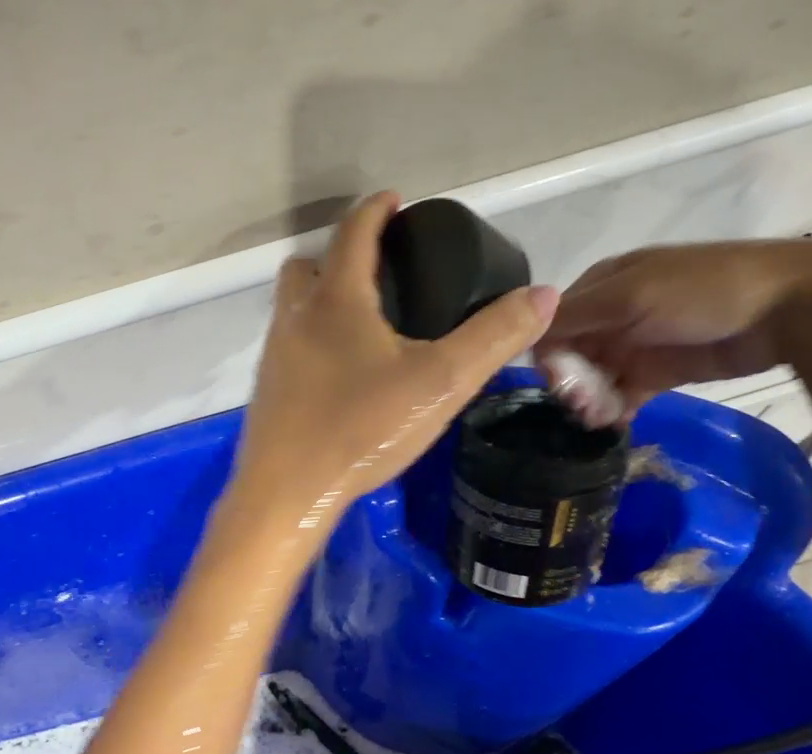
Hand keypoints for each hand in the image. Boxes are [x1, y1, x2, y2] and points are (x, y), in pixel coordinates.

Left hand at [226, 191, 558, 531]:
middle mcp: (295, 318)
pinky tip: (339, 371)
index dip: (377, 210)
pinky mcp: (267, 392)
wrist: (288, 494)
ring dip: (320, 298)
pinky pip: (288, 346)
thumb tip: (543, 296)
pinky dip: (312, 339)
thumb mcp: (441, 382)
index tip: (395, 201)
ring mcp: (274, 356)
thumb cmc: (362, 430)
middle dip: (340, 254)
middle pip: (309, 266)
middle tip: (378, 268)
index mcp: (336, 301)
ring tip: (363, 319)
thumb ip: (493, 337)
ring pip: (292, 307)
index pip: (354, 233)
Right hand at [534, 239, 811, 409]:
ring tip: (601, 419)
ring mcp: (637, 344)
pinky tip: (615, 424)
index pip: (552, 324)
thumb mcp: (630, 294)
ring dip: (589, 401)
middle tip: (582, 408)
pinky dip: (614, 411)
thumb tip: (522, 334)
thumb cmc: (704, 291)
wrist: (790, 308)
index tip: (559, 382)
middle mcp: (614, 314)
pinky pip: (622, 396)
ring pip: (593, 380)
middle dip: (569, 384)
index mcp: (603, 285)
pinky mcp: (660, 372)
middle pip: (570, 356)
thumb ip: (574, 316)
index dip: (548, 355)